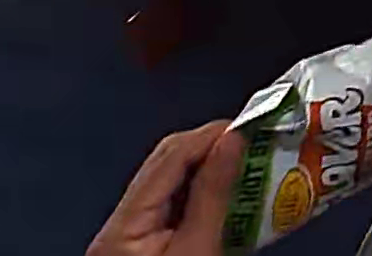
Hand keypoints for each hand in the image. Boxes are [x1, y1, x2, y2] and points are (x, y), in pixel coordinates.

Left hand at [88, 121, 245, 255]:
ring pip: (172, 181)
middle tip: (250, 147)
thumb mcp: (198, 251)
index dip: (213, 134)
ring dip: (208, 169)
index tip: (252, 127)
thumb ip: (214, 194)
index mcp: (123, 224)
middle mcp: (119, 225)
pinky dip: (202, 194)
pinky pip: (174, 205)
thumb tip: (235, 136)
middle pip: (168, 161)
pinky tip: (226, 198)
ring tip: (244, 169)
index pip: (171, 154)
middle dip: (211, 147)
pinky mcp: (141, 250)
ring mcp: (127, 239)